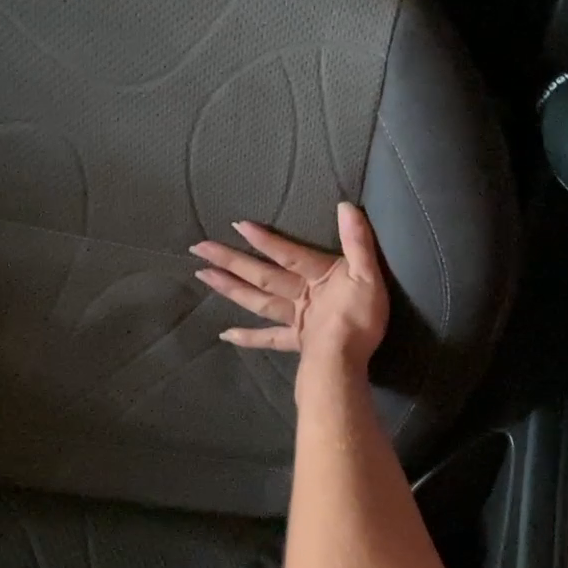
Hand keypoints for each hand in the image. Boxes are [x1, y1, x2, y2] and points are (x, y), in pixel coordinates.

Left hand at [191, 202, 389, 375]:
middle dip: (232, 261)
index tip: (236, 225)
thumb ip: (357, 241)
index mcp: (318, 277)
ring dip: (232, 289)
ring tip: (203, 276)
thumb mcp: (368, 274)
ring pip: (259, 302)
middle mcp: (300, 295)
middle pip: (263, 275)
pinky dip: (247, 337)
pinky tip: (226, 335)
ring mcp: (295, 320)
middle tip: (198, 249)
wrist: (348, 360)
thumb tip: (345, 206)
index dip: (265, 240)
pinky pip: (269, 339)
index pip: (288, 254)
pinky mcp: (297, 342)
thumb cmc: (360, 316)